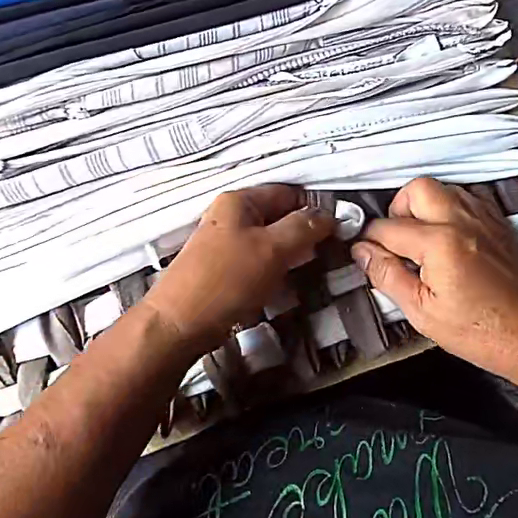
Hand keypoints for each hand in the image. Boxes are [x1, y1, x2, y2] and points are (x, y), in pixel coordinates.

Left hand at [141, 185, 334, 353]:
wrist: (180, 325)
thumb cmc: (226, 281)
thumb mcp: (273, 249)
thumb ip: (304, 227)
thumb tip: (328, 215)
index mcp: (238, 201)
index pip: (287, 192)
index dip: (314, 207)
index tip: (337, 228)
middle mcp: (229, 217)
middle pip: (278, 217)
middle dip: (304, 234)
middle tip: (327, 252)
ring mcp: (224, 245)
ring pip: (269, 242)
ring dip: (290, 256)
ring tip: (308, 271)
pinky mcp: (222, 271)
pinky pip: (257, 263)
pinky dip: (273, 272)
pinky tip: (283, 287)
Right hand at [352, 178, 517, 388]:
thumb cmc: (485, 332)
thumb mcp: (422, 312)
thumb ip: (387, 276)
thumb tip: (364, 254)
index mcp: (440, 242)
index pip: (388, 227)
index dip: (369, 242)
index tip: (365, 254)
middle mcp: (463, 221)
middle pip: (416, 189)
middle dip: (396, 210)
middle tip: (393, 240)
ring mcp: (484, 219)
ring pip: (442, 189)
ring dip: (424, 207)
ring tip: (419, 241)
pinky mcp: (498, 224)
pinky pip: (467, 199)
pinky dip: (449, 209)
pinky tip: (445, 237)